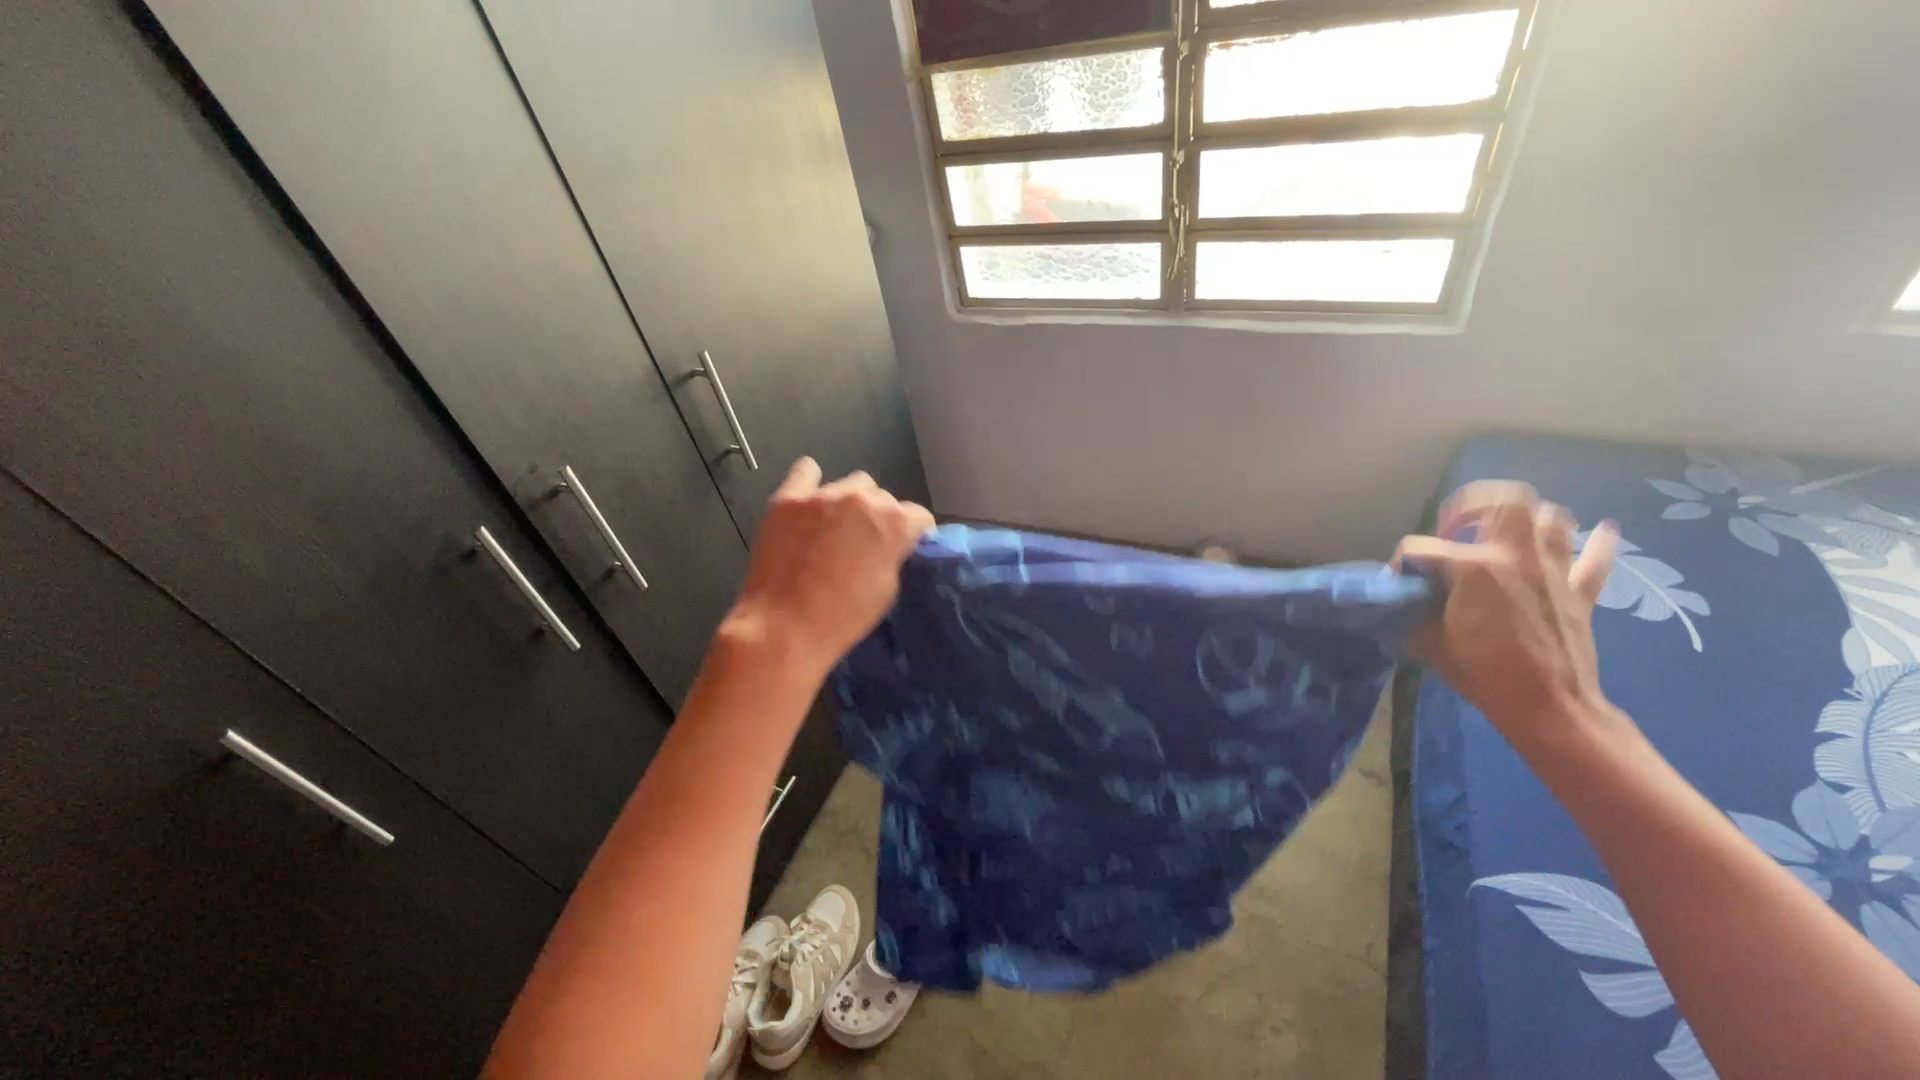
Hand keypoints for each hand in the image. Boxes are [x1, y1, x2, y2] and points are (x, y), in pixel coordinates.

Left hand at [722, 458, 933, 676]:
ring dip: (849, 503)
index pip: (918, 515)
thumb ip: (893, 555)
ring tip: (835, 528)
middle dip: (879, 517)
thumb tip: (892, 544)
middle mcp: (861, 499)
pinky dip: (811, 482)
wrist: (783, 628)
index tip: (902, 548)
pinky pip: (805, 472)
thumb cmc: (842, 618)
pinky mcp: (788, 499)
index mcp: (893, 522)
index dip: (913, 533)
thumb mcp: (887, 590)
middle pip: (882, 497)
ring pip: (849, 484)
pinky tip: (810, 500)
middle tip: (864, 545)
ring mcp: (822, 495)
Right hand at [1394, 481, 1619, 750]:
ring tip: (1509, 533)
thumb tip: (1399, 602)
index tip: (1397, 581)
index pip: (1421, 548)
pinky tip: (1600, 529)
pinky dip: (1597, 541)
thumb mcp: (1429, 643)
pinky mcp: (1582, 592)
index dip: (1402, 562)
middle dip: (1476, 503)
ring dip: (1528, 519)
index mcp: (1473, 568)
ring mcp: (1555, 571)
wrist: (1550, 708)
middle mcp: (1516, 556)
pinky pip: (1596, 557)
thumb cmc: (1483, 675)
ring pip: (1552, 518)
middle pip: (1506, 501)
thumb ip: (1412, 614)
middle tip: (1457, 526)